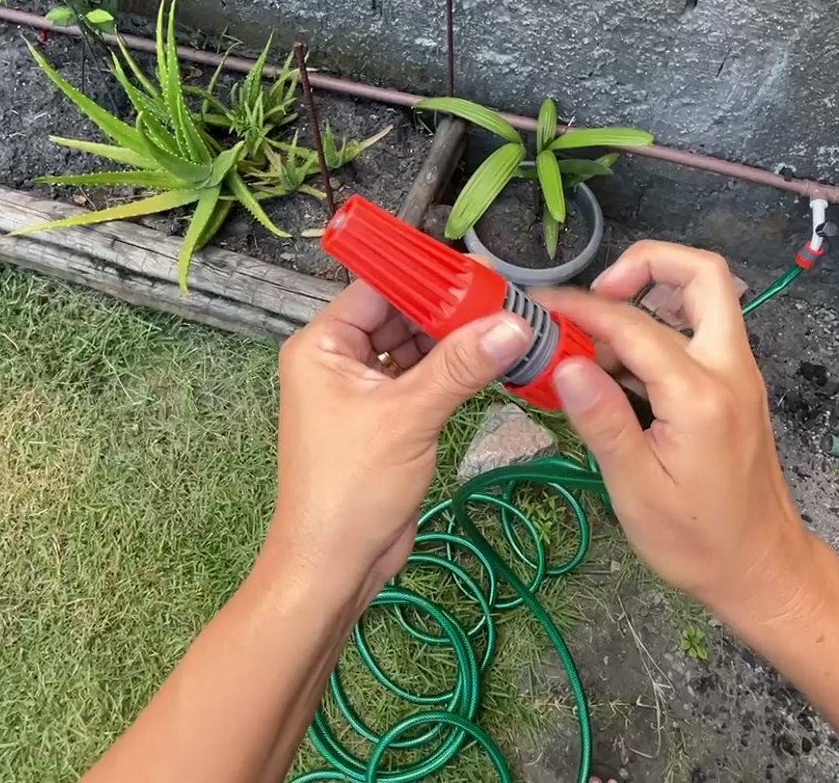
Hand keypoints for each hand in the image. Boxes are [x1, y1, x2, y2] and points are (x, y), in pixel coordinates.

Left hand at [267, 279, 532, 599]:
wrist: (335, 566)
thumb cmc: (353, 485)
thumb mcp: (410, 416)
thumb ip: (462, 365)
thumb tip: (515, 323)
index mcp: (322, 344)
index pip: (377, 288)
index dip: (427, 278)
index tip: (479, 273)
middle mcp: (337, 358)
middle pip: (399, 315)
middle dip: (446, 312)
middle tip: (502, 302)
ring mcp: (360, 388)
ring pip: (412, 347)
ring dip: (451, 343)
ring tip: (503, 329)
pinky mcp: (382, 415)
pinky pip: (417, 378)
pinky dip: (448, 372)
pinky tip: (486, 364)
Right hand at [534, 242, 818, 623]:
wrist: (765, 571)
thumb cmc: (698, 541)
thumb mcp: (638, 491)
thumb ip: (603, 421)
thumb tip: (566, 364)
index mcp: (700, 395)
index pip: (633, 324)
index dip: (580, 307)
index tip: (540, 304)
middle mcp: (729, 368)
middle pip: (704, 274)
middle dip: (647, 262)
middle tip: (599, 290)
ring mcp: (737, 372)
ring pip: (705, 296)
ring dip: (650, 294)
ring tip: (597, 340)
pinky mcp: (733, 384)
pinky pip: (698, 330)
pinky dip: (657, 326)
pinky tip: (618, 371)